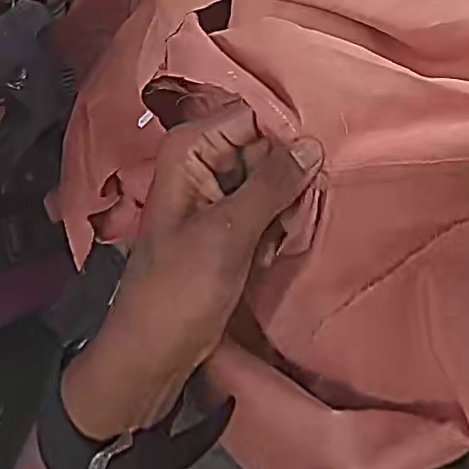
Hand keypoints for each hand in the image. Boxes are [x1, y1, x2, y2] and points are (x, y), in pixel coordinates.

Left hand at [61, 102, 321, 439]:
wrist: (154, 354)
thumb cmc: (177, 290)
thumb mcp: (228, 234)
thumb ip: (272, 184)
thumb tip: (313, 145)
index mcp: (191, 147)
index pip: (253, 115)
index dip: (287, 133)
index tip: (315, 160)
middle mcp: (206, 156)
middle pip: (269, 142)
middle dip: (288, 176)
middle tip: (291, 216)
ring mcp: (221, 185)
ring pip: (276, 171)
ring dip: (287, 204)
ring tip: (274, 241)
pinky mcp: (234, 212)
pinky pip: (273, 197)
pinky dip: (280, 219)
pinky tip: (270, 249)